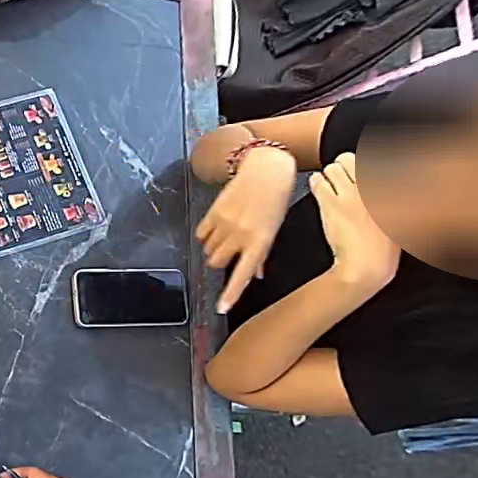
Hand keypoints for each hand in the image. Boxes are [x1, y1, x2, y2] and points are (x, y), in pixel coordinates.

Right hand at [197, 145, 297, 313]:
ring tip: (225, 234)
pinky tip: (218, 225)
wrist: (266, 170)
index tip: (221, 308)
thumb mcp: (274, 229)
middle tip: (228, 251)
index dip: (230, 294)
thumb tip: (255, 275)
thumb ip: (262, 254)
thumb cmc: (275, 200)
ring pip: (208, 249)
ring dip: (213, 247)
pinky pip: (201, 234)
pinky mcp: (214, 212)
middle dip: (220, 260)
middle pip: (216, 262)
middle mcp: (241, 235)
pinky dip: (206, 234)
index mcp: (259, 241)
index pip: (242, 275)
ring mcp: (225, 223)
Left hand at [311, 153, 399, 288]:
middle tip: (342, 178)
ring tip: (331, 186)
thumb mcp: (398, 218)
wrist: (366, 265)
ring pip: (332, 167)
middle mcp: (373, 186)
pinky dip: (317, 184)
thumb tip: (391, 183)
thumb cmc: (382, 248)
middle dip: (342, 167)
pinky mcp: (332, 203)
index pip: (373, 160)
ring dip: (329, 176)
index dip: (362, 165)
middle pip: (349, 158)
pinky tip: (320, 191)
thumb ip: (393, 198)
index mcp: (393, 187)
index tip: (357, 173)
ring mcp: (352, 193)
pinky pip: (318, 181)